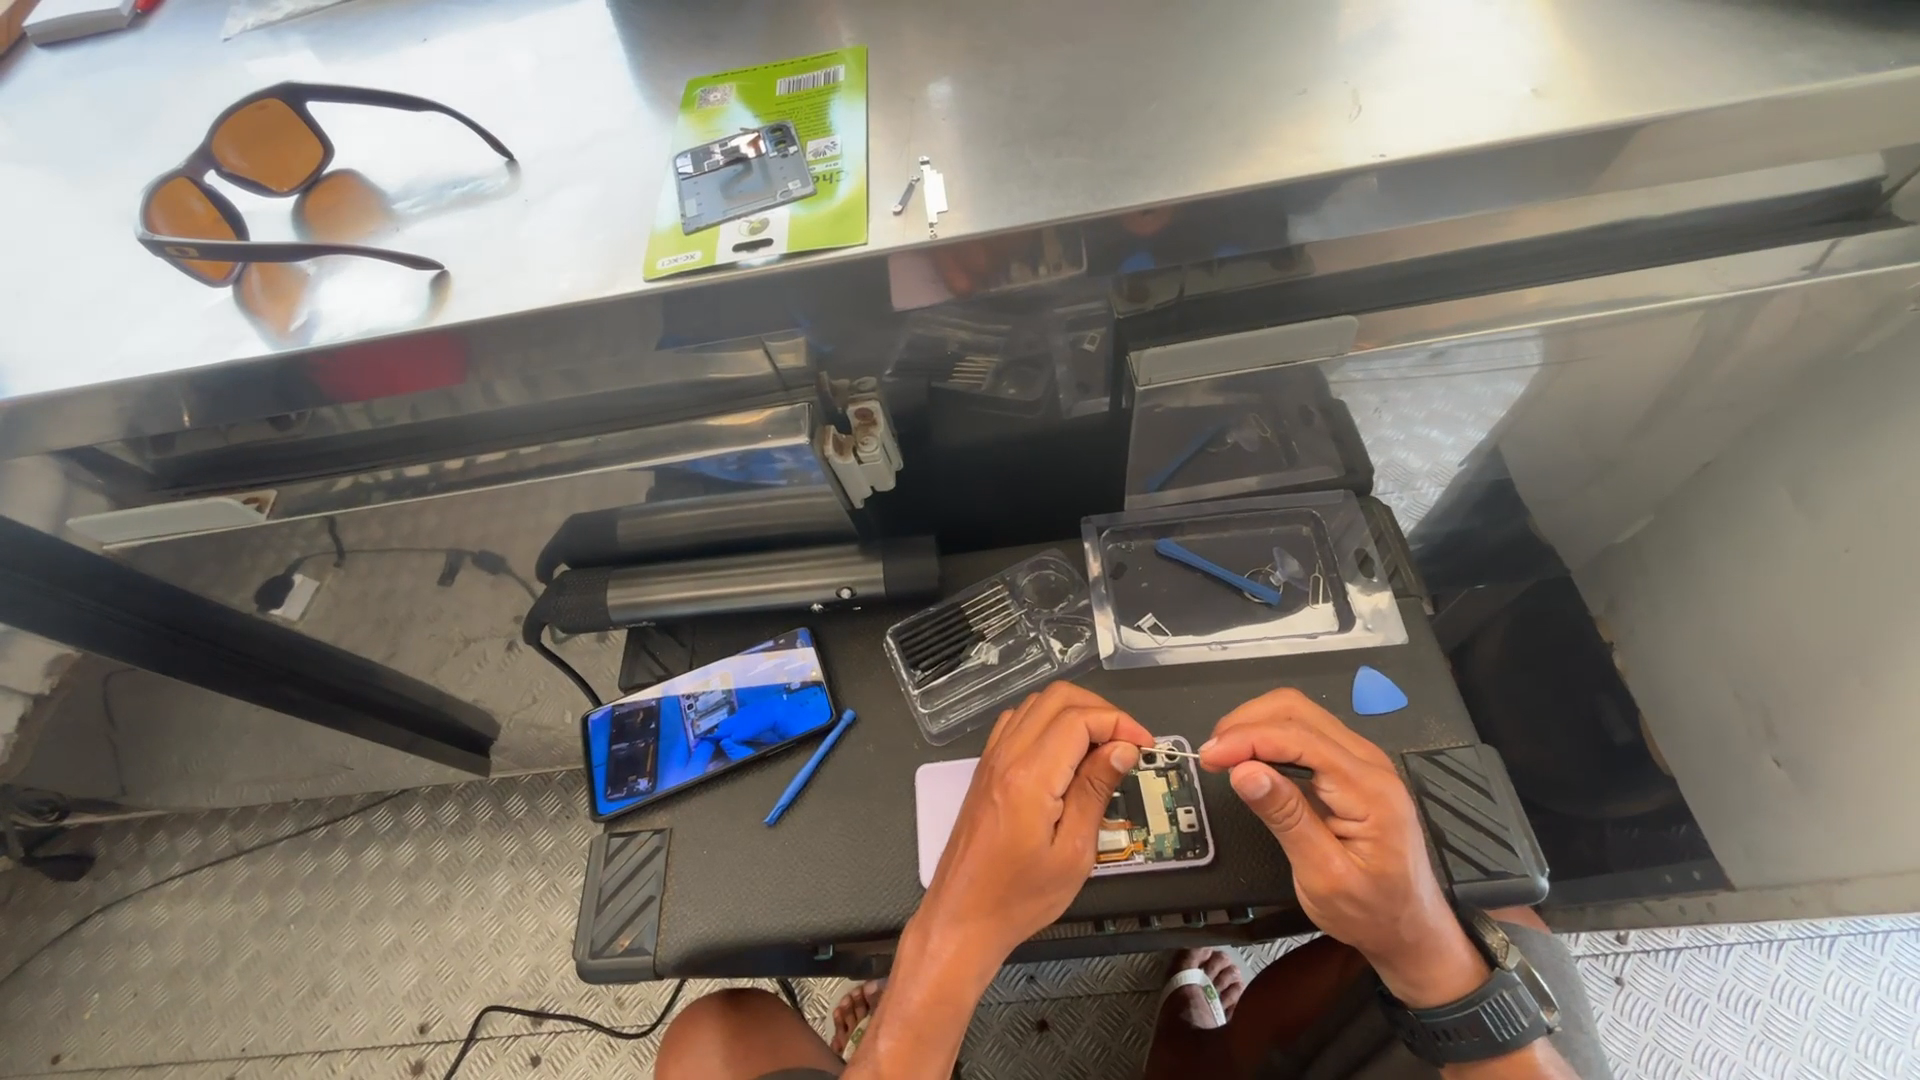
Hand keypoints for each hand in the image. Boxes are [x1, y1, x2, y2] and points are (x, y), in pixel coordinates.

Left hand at [920, 682, 1153, 956]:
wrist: (962, 917)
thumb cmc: (1019, 897)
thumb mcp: (1074, 853)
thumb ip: (1096, 791)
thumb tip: (1123, 748)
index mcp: (1030, 776)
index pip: (1079, 719)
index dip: (1119, 722)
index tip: (1145, 745)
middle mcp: (1006, 755)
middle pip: (1057, 697)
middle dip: (1100, 710)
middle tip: (1127, 742)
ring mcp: (991, 758)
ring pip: (1036, 704)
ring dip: (1074, 712)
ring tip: (1102, 747)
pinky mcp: (985, 768)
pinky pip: (1017, 722)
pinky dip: (1047, 721)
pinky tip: (1066, 752)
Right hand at [1199, 689, 1488, 1007]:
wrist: (1411, 931)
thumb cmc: (1370, 912)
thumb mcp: (1323, 875)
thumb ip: (1286, 818)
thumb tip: (1243, 771)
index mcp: (1368, 789)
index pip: (1299, 738)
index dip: (1247, 739)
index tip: (1208, 757)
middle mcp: (1369, 762)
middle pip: (1297, 710)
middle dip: (1246, 723)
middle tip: (1212, 755)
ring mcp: (1361, 760)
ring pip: (1298, 713)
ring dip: (1254, 725)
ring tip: (1224, 755)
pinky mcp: (1349, 765)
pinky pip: (1303, 731)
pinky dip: (1267, 735)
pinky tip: (1248, 758)